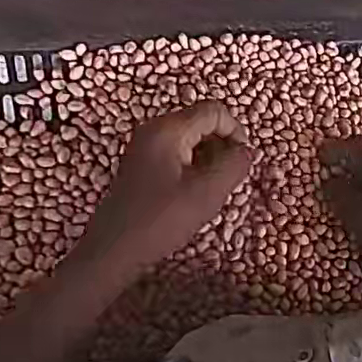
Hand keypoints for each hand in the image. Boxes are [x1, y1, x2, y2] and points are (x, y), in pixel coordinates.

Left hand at [77, 103, 253, 272]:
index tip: (241, 162)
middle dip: (223, 146)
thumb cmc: (161, 221)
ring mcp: (145, 147)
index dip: (236, 132)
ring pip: (192, 139)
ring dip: (211, 158)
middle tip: (228, 178)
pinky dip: (195, 167)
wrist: (114, 250)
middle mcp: (153, 131)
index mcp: (168, 130)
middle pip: (202, 122)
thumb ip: (234, 165)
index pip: (214, 111)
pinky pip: (179, 154)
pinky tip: (195, 194)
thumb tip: (247, 151)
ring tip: (212, 189)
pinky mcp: (143, 166)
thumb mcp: (208, 193)